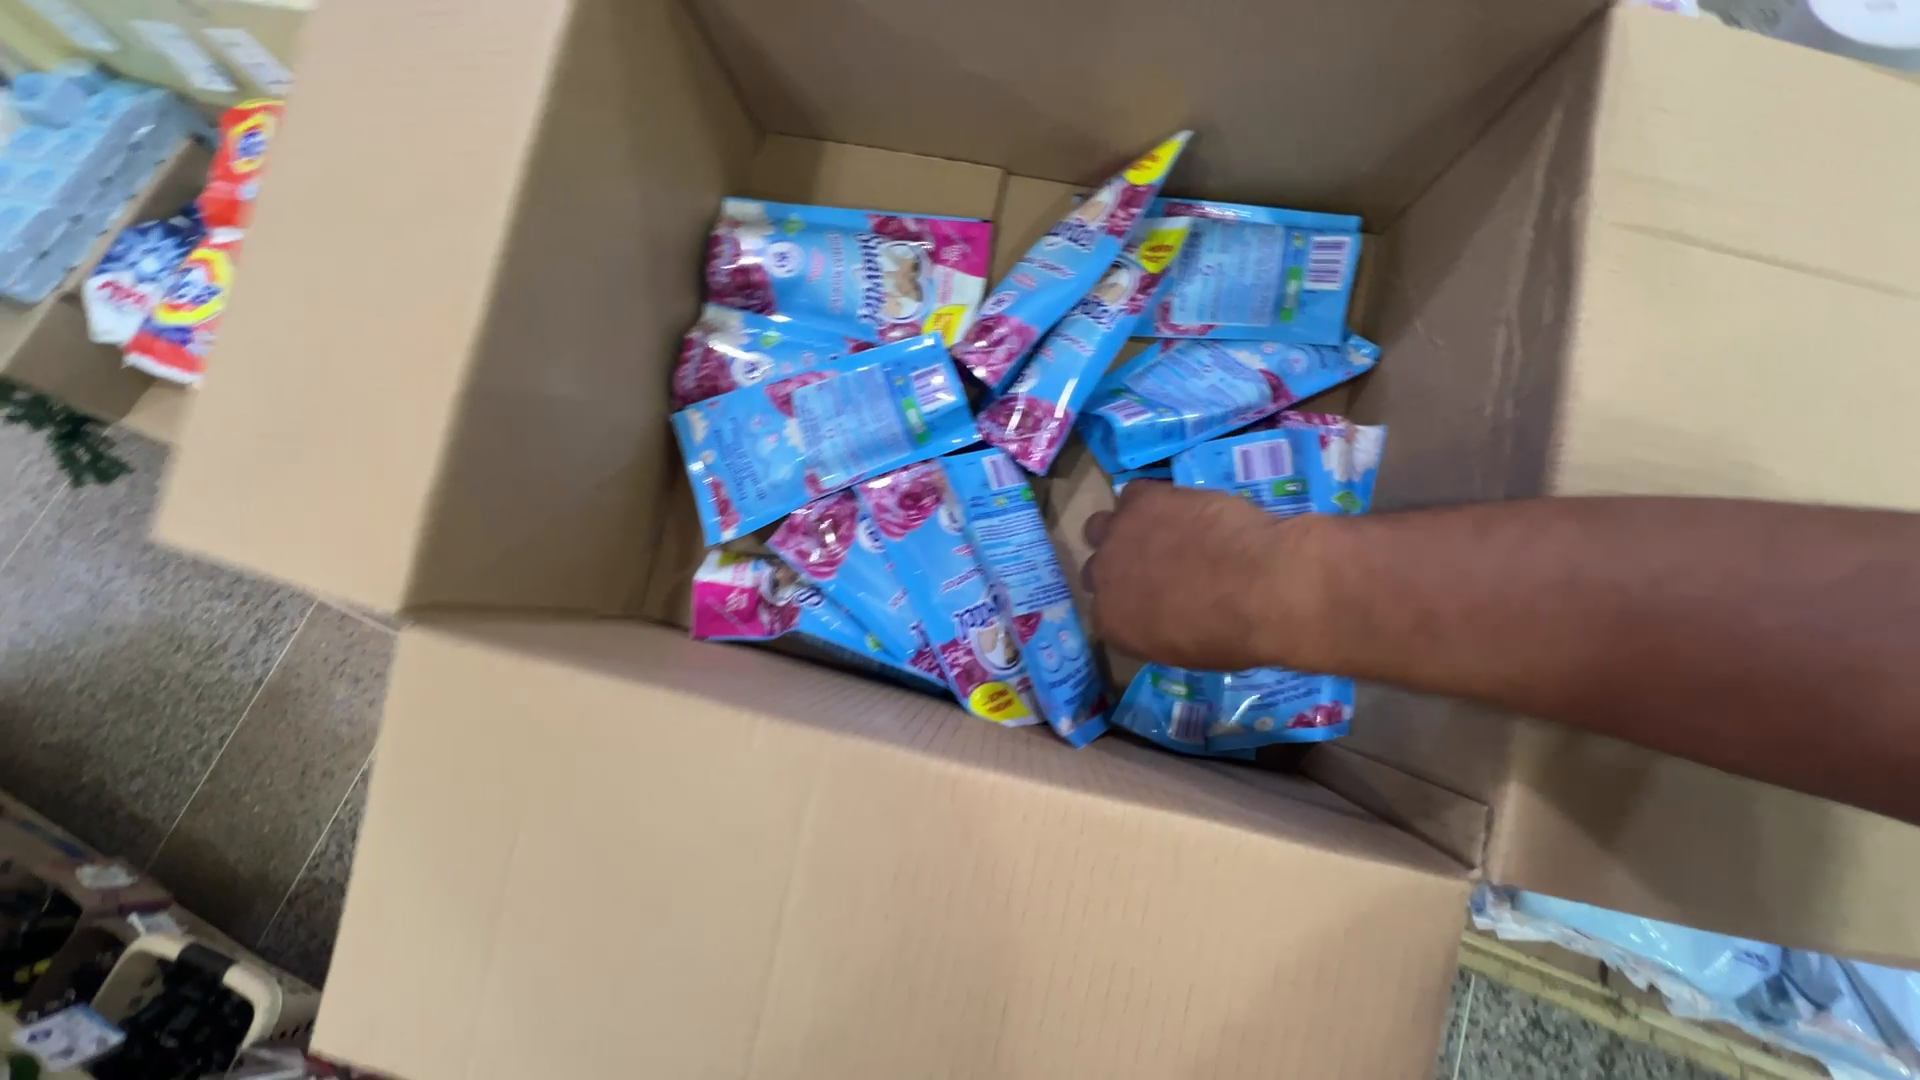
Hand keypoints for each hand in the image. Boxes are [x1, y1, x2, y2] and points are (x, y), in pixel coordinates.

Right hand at [1081, 482, 1309, 670]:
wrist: (1261, 585)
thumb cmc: (1233, 633)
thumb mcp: (1188, 651)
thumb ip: (1158, 631)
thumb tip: (1163, 618)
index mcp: (1112, 623)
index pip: (1104, 613)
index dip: (1126, 605)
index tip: (1149, 604)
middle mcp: (1103, 577)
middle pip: (1096, 568)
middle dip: (1118, 569)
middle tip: (1154, 569)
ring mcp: (1119, 534)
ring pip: (1101, 526)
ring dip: (1122, 530)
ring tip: (1157, 532)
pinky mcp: (1145, 500)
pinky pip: (1133, 493)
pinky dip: (1149, 500)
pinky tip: (1176, 507)